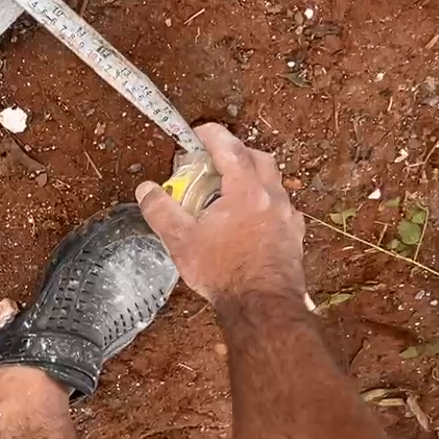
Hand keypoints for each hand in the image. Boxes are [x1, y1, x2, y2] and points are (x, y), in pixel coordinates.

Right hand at [135, 123, 305, 304]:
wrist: (263, 306)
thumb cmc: (223, 270)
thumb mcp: (181, 239)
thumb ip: (161, 210)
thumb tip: (145, 189)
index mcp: (245, 190)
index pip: (229, 148)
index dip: (212, 135)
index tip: (197, 132)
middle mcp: (272, 197)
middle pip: (258, 159)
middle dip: (236, 152)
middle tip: (212, 160)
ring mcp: (287, 217)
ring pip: (272, 183)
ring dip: (251, 178)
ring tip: (227, 192)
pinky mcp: (293, 237)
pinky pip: (279, 207)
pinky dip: (262, 203)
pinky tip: (248, 220)